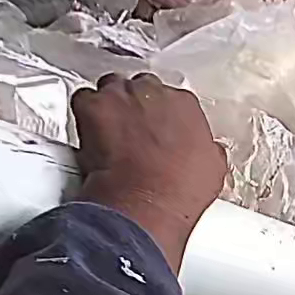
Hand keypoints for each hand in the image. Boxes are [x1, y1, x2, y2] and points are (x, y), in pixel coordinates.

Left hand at [72, 73, 228, 271]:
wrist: (147, 205)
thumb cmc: (178, 193)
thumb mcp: (212, 170)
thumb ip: (206, 149)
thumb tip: (206, 151)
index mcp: (185, 104)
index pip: (169, 97)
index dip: (158, 116)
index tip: (153, 132)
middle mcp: (154, 92)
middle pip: (138, 89)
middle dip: (132, 107)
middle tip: (129, 133)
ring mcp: (122, 97)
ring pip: (109, 89)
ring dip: (108, 108)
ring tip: (107, 134)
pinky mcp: (94, 107)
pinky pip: (82, 99)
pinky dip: (83, 114)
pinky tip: (88, 134)